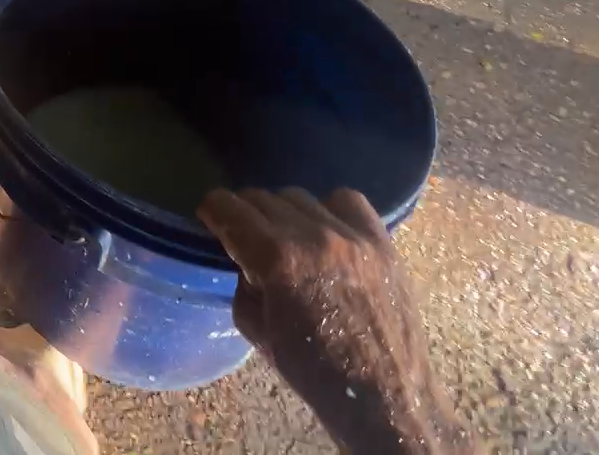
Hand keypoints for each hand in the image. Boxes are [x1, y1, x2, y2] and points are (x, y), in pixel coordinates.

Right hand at [198, 187, 473, 454]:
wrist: (388, 401)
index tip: (211, 224)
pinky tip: (326, 234)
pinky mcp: (384, 246)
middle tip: (246, 239)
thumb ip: (242, 274)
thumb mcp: (251, 322)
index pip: (224, 204)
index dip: (211, 213)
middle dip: (243, 214)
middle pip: (258, 196)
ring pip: (297, 196)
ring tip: (288, 238)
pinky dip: (329, 210)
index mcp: (274, 258)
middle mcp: (312, 237)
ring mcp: (353, 239)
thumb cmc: (310, 368)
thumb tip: (244, 251)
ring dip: (282, 213)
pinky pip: (347, 202)